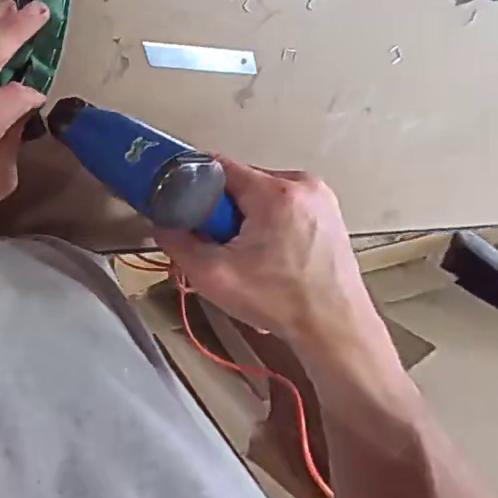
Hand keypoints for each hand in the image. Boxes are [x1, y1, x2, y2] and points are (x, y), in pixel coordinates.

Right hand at [155, 157, 386, 360]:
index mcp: (276, 192)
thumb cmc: (283, 303)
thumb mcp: (212, 275)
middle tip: (219, 245)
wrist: (335, 332)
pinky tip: (266, 257)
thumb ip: (176, 243)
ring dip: (244, 219)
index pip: (218, 166)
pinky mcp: (328, 215)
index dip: (193, 185)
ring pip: (260, 196)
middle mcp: (303, 186)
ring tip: (246, 255)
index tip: (185, 209)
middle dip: (221, 210)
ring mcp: (320, 199)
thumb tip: (162, 226)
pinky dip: (267, 225)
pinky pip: (282, 208)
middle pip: (240, 183)